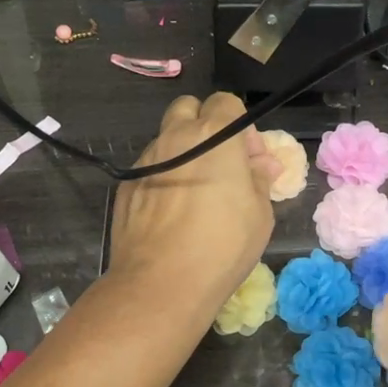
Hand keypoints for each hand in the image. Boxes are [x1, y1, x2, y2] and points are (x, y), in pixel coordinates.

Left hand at [110, 94, 279, 308]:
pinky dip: (163, 179)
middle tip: (220, 164)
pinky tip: (172, 214)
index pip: (226, 103)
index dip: (242, 127)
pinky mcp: (125, 186)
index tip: (250, 160)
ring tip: (196, 195)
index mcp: (213, 136)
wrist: (161, 283)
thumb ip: (260, 180)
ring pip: (166, 140)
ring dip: (183, 154)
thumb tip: (262, 165)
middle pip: (188, 109)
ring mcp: (145, 161)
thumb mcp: (259, 214)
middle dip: (205, 126)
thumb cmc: (222, 245)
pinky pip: (149, 169)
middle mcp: (174, 137)